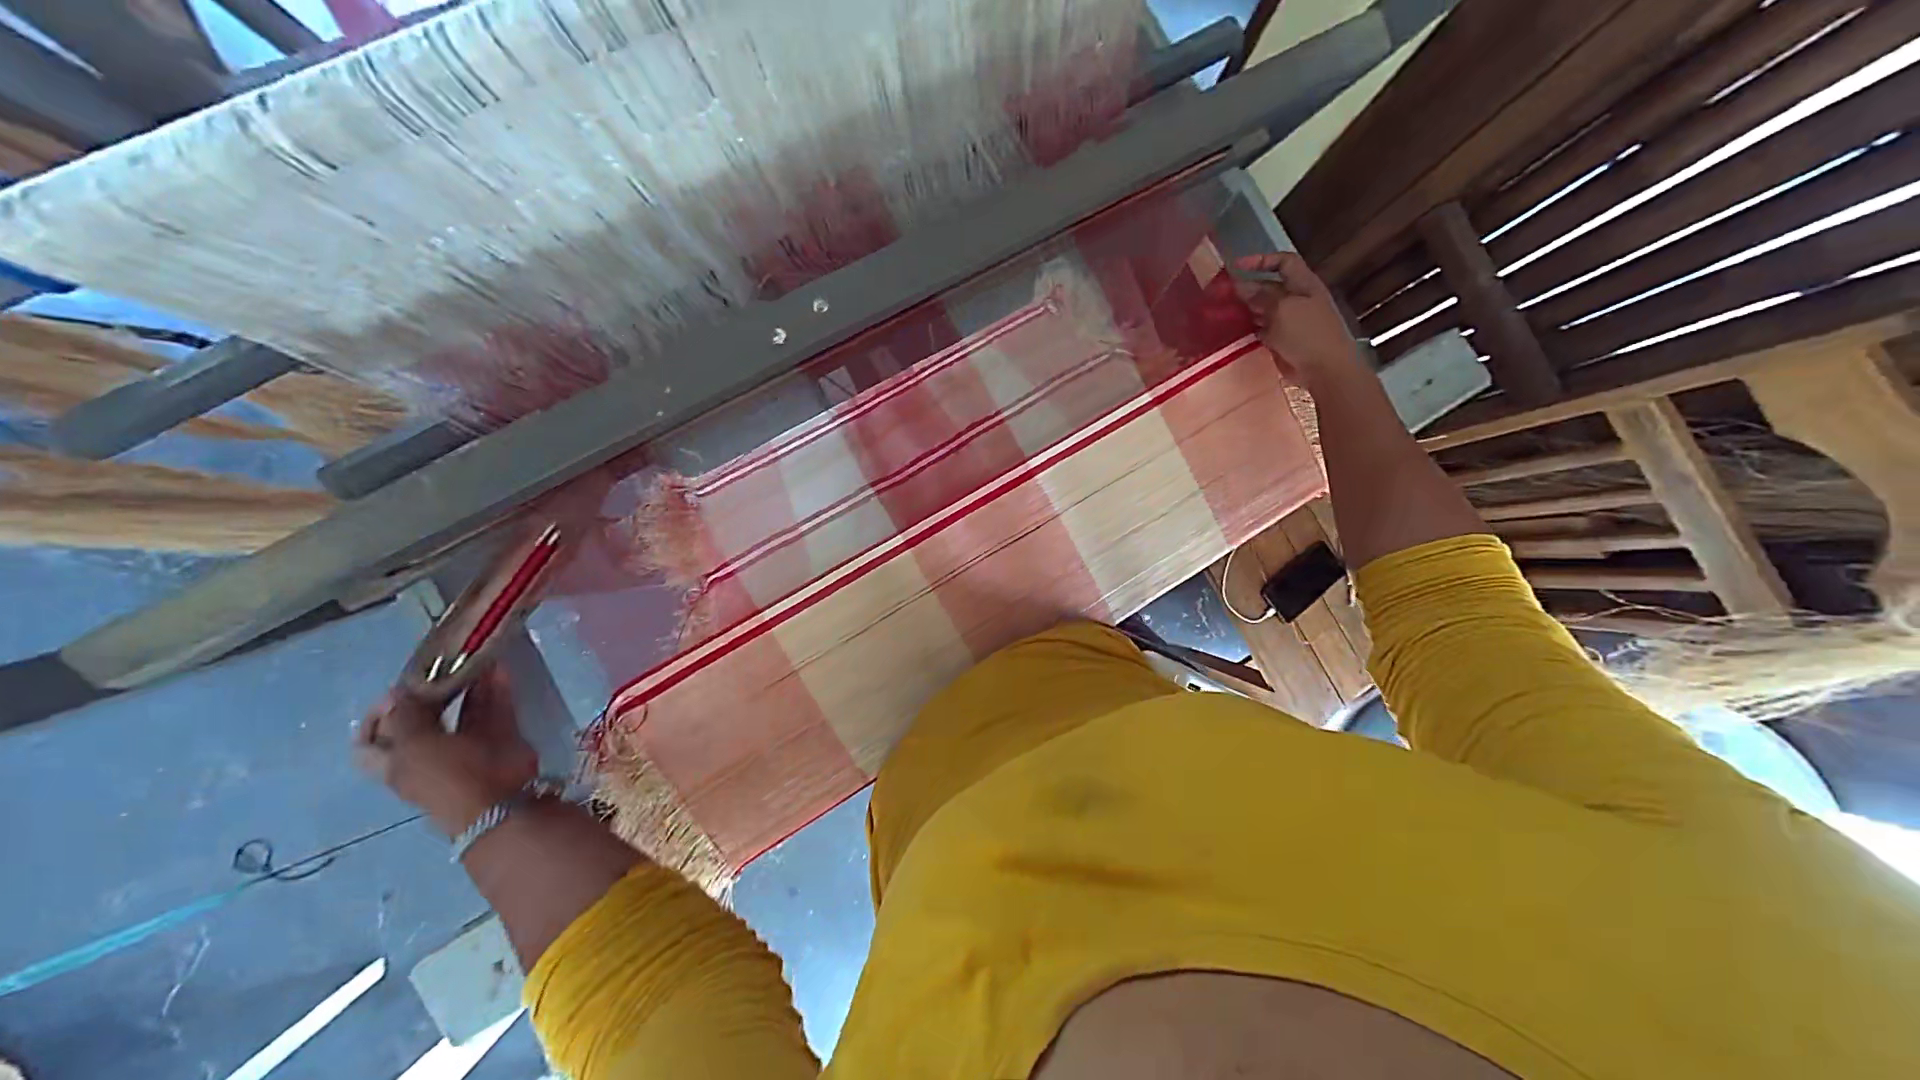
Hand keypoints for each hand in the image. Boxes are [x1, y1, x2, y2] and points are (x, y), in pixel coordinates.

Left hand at [354, 666, 538, 834]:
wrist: (499, 799)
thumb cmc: (444, 775)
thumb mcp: (413, 747)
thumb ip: (404, 718)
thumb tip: (396, 692)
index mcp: (396, 762)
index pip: (373, 740)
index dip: (376, 716)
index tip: (392, 693)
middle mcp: (429, 753)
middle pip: (421, 720)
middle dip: (426, 694)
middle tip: (438, 669)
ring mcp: (466, 746)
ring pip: (461, 712)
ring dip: (465, 687)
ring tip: (470, 661)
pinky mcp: (498, 738)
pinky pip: (495, 710)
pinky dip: (496, 690)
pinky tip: (497, 668)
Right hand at [1232, 253, 1362, 385]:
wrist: (1324, 368)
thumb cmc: (1307, 333)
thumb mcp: (1282, 309)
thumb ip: (1261, 296)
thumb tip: (1241, 286)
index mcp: (1303, 284)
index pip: (1284, 262)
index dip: (1262, 260)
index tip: (1237, 267)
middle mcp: (1297, 299)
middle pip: (1270, 287)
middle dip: (1248, 288)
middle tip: (1223, 295)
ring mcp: (1290, 320)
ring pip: (1264, 308)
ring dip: (1246, 309)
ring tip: (1224, 312)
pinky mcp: (1283, 339)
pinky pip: (1262, 329)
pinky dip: (1249, 328)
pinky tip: (1234, 330)